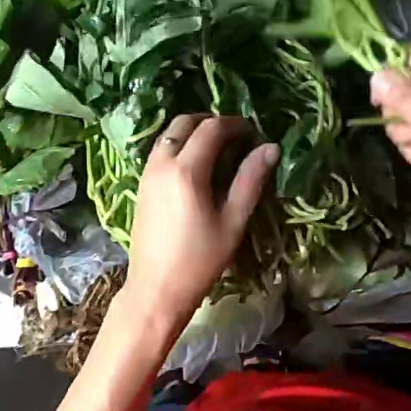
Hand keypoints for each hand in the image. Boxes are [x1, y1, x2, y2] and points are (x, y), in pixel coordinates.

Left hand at [112, 115, 276, 340]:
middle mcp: (162, 163)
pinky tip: (196, 165)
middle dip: (211, 122)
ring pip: (169, 134)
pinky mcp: (140, 183)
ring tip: (218, 149)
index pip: (211, 128)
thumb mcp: (232, 221)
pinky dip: (178, 145)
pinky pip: (160, 150)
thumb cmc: (200, 260)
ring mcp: (147, 172)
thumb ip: (250, 180)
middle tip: (235, 137)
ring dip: (192, 132)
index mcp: (186, 170)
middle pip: (184, 122)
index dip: (235, 124)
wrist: (156, 289)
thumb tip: (270, 147)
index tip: (253, 133)